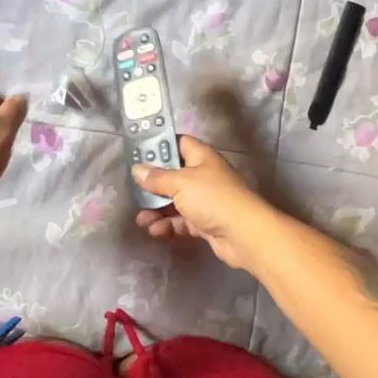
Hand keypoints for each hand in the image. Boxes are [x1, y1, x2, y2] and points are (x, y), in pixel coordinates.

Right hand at [133, 136, 284, 270]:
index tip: (139, 152)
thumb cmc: (212, 198)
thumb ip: (157, 178)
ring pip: (176, 201)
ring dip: (158, 210)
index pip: (179, 143)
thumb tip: (137, 169)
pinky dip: (169, 225)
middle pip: (174, 175)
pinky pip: (182, 220)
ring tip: (141, 219)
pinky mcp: (205, 222)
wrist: (243, 233)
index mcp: (201, 157)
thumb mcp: (180, 183)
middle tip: (134, 191)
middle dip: (154, 185)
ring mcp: (205, 200)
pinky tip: (155, 231)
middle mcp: (203, 175)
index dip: (161, 145)